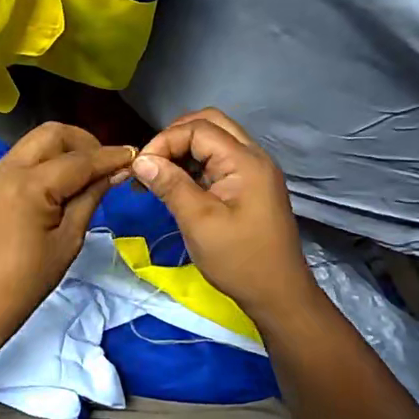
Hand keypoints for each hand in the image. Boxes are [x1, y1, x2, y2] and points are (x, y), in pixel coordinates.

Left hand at [0, 123, 133, 320]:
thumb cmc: (29, 278)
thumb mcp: (69, 239)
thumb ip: (90, 197)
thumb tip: (114, 172)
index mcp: (29, 185)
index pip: (78, 160)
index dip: (109, 156)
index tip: (134, 155)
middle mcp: (8, 169)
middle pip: (52, 133)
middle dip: (83, 142)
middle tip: (105, 164)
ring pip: (35, 142)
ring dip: (63, 149)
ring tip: (86, 174)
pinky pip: (22, 157)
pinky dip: (45, 160)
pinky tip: (61, 183)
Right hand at [131, 108, 313, 313]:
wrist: (278, 294)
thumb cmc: (238, 260)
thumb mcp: (198, 222)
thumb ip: (170, 185)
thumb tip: (140, 160)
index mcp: (245, 162)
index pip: (197, 129)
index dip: (164, 142)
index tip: (142, 169)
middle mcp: (253, 158)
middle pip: (209, 124)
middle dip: (173, 137)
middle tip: (150, 164)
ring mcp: (253, 171)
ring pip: (213, 140)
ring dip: (182, 150)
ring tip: (158, 175)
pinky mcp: (248, 186)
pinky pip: (218, 160)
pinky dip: (193, 164)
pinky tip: (175, 185)